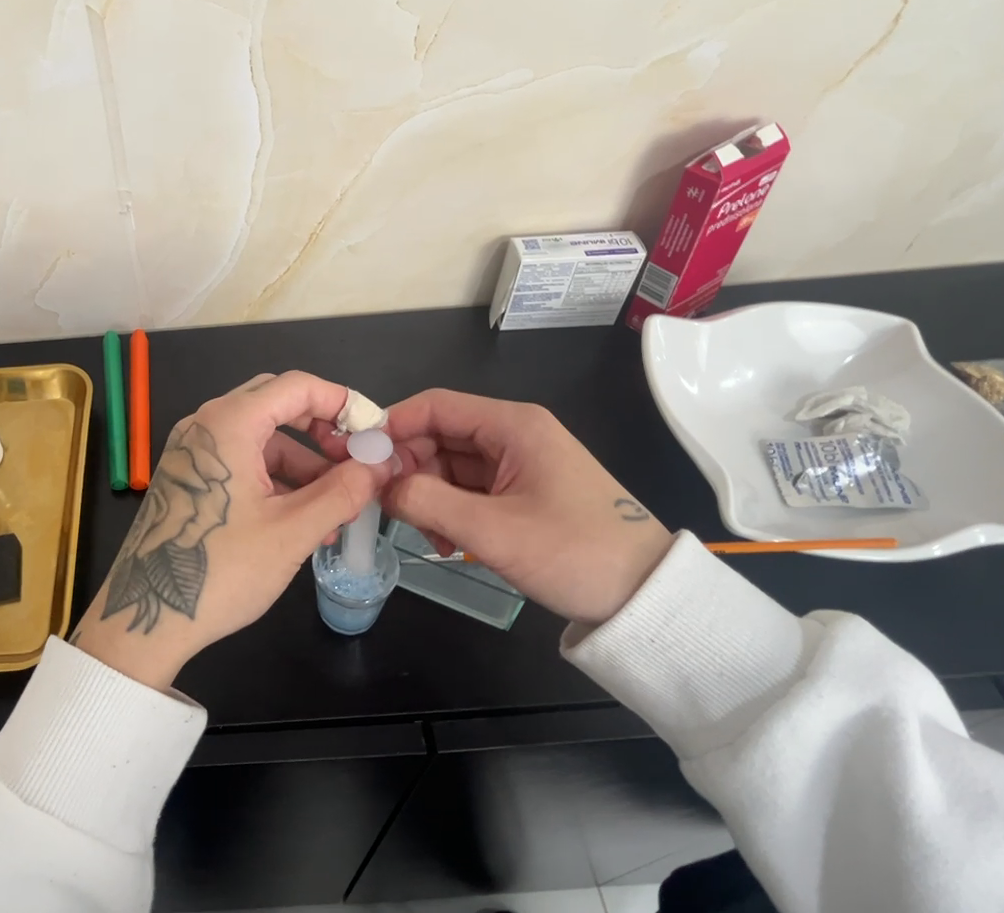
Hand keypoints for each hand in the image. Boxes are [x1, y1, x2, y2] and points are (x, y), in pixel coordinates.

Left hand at [72, 372, 394, 689]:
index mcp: (228, 423)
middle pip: (278, 406)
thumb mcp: (293, 531)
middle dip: (323, 432)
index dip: (343, 402)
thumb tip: (381, 464)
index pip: (297, 386)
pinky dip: (277, 483)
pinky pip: (243, 464)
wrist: (147, 618)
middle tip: (357, 463)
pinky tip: (305, 521)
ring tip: (338, 510)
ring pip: (262, 440)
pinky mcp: (189, 481)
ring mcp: (193, 453)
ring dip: (304, 466)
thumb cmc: (221, 570)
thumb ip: (343, 492)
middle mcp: (206, 426)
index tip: (375, 432)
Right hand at [382, 389, 673, 625]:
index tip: (359, 459)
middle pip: (438, 436)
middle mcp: (514, 435)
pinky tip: (445, 541)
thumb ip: (426, 502)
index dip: (392, 426)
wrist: (644, 597)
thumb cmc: (573, 552)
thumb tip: (379, 486)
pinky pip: (468, 490)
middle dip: (408, 468)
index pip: (435, 406)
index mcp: (513, 426)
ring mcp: (519, 465)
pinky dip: (448, 510)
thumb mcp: (492, 530)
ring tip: (424, 534)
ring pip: (449, 466)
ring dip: (427, 496)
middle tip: (386, 507)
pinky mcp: (522, 493)